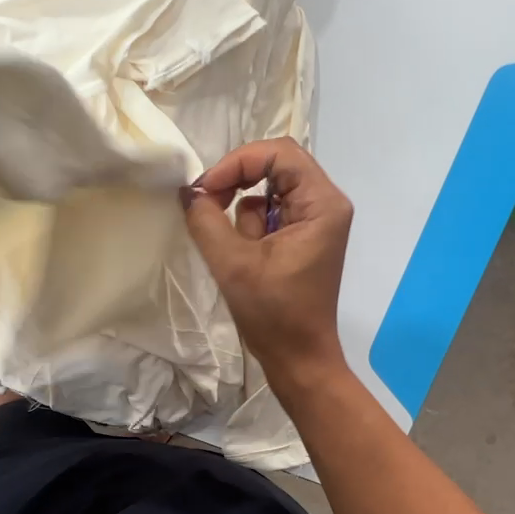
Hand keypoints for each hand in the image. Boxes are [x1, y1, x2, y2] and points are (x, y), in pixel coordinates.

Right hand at [182, 137, 353, 392]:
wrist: (297, 359)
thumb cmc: (274, 314)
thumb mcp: (233, 265)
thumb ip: (207, 220)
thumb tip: (189, 192)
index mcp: (322, 204)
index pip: (280, 154)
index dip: (238, 162)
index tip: (206, 190)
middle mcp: (325, 205)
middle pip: (275, 167)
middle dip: (237, 184)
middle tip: (207, 206)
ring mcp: (314, 223)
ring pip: (268, 193)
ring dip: (242, 214)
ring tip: (235, 252)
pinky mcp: (301, 240)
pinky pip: (269, 216)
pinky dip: (248, 229)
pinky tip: (243, 259)